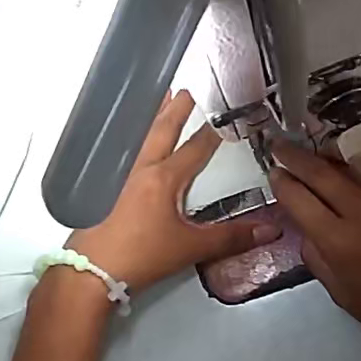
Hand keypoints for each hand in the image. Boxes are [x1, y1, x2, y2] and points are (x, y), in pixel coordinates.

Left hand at [65, 91, 280, 295]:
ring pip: (138, 136)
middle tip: (187, 89)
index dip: (213, 132)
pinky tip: (129, 140)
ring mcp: (116, 174)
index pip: (195, 149)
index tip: (225, 113)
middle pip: (161, 130)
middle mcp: (139, 169)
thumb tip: (269, 230)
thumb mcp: (190, 248)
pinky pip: (119, 149)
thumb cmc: (140, 257)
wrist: (90, 271)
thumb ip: (231, 238)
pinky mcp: (99, 185)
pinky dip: (130, 136)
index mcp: (164, 179)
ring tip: (159, 99)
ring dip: (152, 117)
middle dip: (177, 109)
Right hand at [270, 128, 360, 360]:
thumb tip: (307, 231)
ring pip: (360, 152)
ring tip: (326, 144)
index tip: (274, 174)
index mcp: (340, 243)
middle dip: (294, 155)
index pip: (298, 200)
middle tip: (281, 146)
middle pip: (321, 171)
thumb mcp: (346, 298)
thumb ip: (320, 261)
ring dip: (336, 143)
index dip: (281, 183)